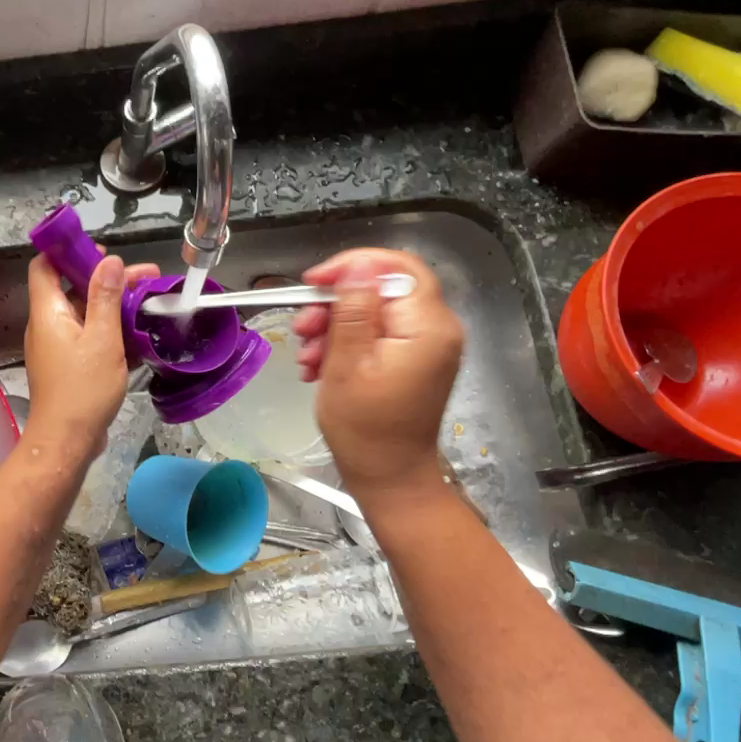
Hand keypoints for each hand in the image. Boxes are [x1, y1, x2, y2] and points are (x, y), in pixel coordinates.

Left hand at [23, 253, 158, 457]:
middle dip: (107, 278)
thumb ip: (106, 297)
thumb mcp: (102, 339)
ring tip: (150, 300)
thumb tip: (108, 261)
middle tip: (145, 276)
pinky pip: (88, 338)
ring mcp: (58, 347)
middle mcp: (47, 326)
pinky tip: (139, 333)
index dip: (67, 251)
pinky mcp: (69, 366)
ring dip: (114, 305)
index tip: (99, 249)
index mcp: (48, 312)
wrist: (67, 441)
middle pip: (72, 289)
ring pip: (85, 314)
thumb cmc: (82, 389)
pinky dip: (110, 331)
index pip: (44, 266)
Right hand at [293, 248, 463, 498]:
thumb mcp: (347, 364)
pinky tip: (320, 365)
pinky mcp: (415, 359)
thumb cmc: (364, 427)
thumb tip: (357, 266)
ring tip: (307, 357)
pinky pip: (380, 334)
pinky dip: (348, 343)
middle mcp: (437, 329)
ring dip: (335, 326)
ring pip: (376, 311)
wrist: (388, 475)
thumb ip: (354, 310)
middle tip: (303, 328)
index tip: (313, 283)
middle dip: (337, 303)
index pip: (395, 268)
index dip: (352, 267)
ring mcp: (427, 345)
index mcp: (427, 327)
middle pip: (383, 289)